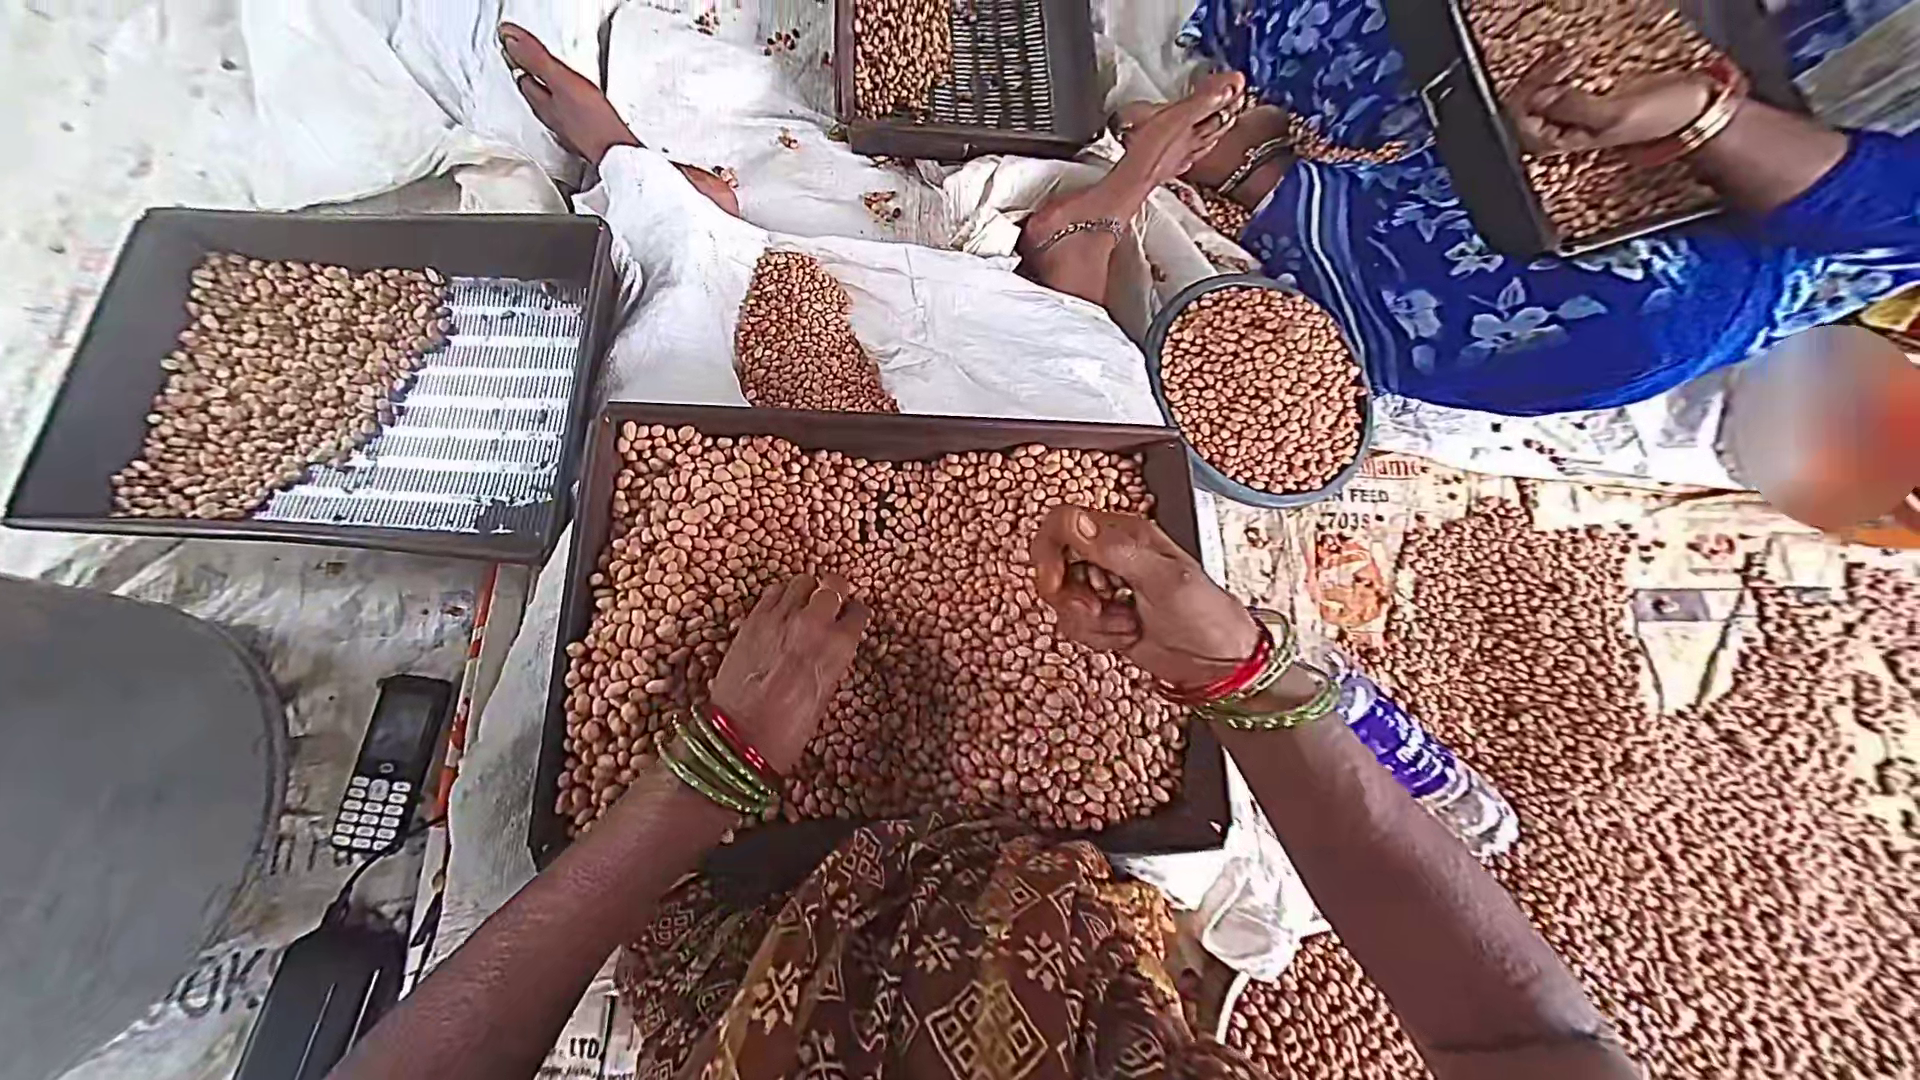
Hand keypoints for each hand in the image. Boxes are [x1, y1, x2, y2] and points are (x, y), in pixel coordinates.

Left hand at [708, 573, 868, 774]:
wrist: (742, 735)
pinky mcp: (754, 619)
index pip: (858, 612)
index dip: (855, 613)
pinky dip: (781, 595)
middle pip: (833, 585)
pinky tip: (782, 607)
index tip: (852, 615)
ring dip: (807, 589)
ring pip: (802, 582)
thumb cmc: (789, 728)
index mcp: (839, 646)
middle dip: (836, 590)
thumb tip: (832, 645)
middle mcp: (814, 624)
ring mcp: (782, 617)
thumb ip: (832, 659)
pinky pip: (773, 592)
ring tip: (805, 600)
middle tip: (834, 596)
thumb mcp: (826, 692)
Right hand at [1030, 505, 1258, 689]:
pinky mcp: (1100, 614)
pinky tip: (1124, 634)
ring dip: (1086, 619)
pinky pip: (1072, 622)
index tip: (1055, 581)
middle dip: (1067, 593)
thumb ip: (1117, 549)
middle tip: (1093, 609)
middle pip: (1053, 562)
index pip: (1063, 522)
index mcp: (1124, 533)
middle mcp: (1108, 555)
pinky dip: (1094, 635)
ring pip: (1061, 597)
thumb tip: (1075, 522)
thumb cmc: (1205, 615)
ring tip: (1123, 623)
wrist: (1217, 662)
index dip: (1049, 550)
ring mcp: (1103, 586)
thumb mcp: (1164, 579)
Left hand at [1509, 56, 1718, 153]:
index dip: (1532, 90)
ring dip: (1545, 72)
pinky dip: (1553, 70)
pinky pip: (1548, 86)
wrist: (1688, 108)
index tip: (1561, 66)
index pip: (1517, 119)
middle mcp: (1548, 133)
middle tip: (1567, 57)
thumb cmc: (1656, 116)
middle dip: (1538, 77)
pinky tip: (1568, 57)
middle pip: (1520, 106)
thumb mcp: (1613, 114)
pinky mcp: (1572, 102)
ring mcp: (1558, 117)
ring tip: (1570, 54)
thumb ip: (1573, 108)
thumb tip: (1539, 98)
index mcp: (1550, 143)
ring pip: (1532, 95)